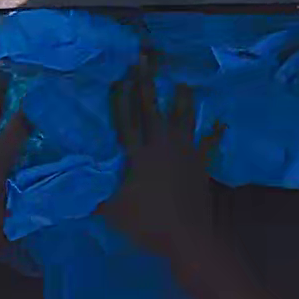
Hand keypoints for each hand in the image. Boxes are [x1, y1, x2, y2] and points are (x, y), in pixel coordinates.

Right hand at [102, 58, 224, 258]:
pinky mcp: (200, 163)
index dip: (121, 98)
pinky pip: (209, 144)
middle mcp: (160, 146)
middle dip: (147, 84)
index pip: (125, 120)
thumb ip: (97, 198)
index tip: (119, 77)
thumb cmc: (148, 224)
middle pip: (152, 109)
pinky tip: (222, 122)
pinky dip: (215, 133)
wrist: (188, 237)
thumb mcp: (114, 213)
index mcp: (138, 155)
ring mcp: (184, 152)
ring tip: (183, 83)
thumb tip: (76, 188)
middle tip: (145, 60)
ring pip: (183, 118)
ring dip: (182, 100)